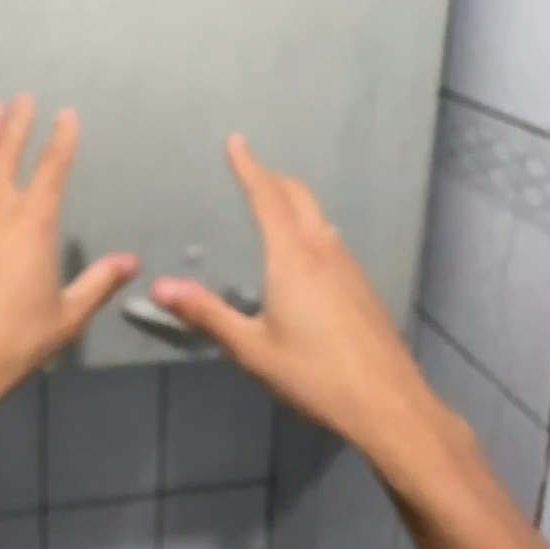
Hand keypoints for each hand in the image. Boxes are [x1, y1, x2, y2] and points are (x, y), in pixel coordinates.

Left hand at [0, 96, 139, 418]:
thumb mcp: (65, 318)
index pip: (51, 168)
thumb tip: (132, 262)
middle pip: (6, 152)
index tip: (67, 114)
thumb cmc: (11, 342)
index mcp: (31, 223)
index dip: (62, 138)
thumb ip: (98, 284)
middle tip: (22, 97)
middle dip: (17, 122)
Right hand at [150, 136, 450, 455]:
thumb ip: (206, 314)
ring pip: (318, 215)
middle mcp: (322, 250)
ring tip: (273, 206)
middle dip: (272, 177)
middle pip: (297, 196)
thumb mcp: (252, 349)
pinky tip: (305, 255)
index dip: (249, 167)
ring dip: (293, 200)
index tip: (236, 141)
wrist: (391, 407)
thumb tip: (158, 287)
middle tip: (250, 170)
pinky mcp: (363, 286)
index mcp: (292, 257)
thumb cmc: (315, 375)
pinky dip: (309, 225)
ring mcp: (348, 266)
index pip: (267, 197)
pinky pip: (330, 238)